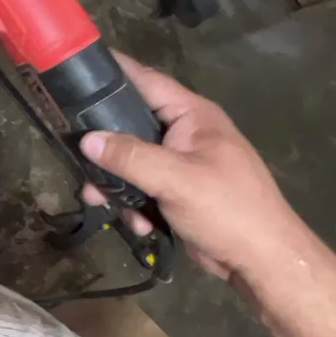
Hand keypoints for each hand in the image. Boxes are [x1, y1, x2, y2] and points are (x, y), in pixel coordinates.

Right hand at [77, 53, 315, 281]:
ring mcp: (181, 162)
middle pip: (129, 122)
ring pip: (130, 159)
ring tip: (96, 199)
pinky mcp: (176, 190)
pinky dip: (132, 203)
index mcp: (192, 115)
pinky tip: (137, 223)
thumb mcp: (177, 180)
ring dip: (114, 180)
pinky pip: (141, 185)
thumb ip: (130, 157)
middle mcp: (185, 133)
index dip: (110, 72)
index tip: (71, 70)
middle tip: (71, 149)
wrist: (265, 266)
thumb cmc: (230, 211)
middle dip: (102, 142)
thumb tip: (85, 140)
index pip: (145, 80)